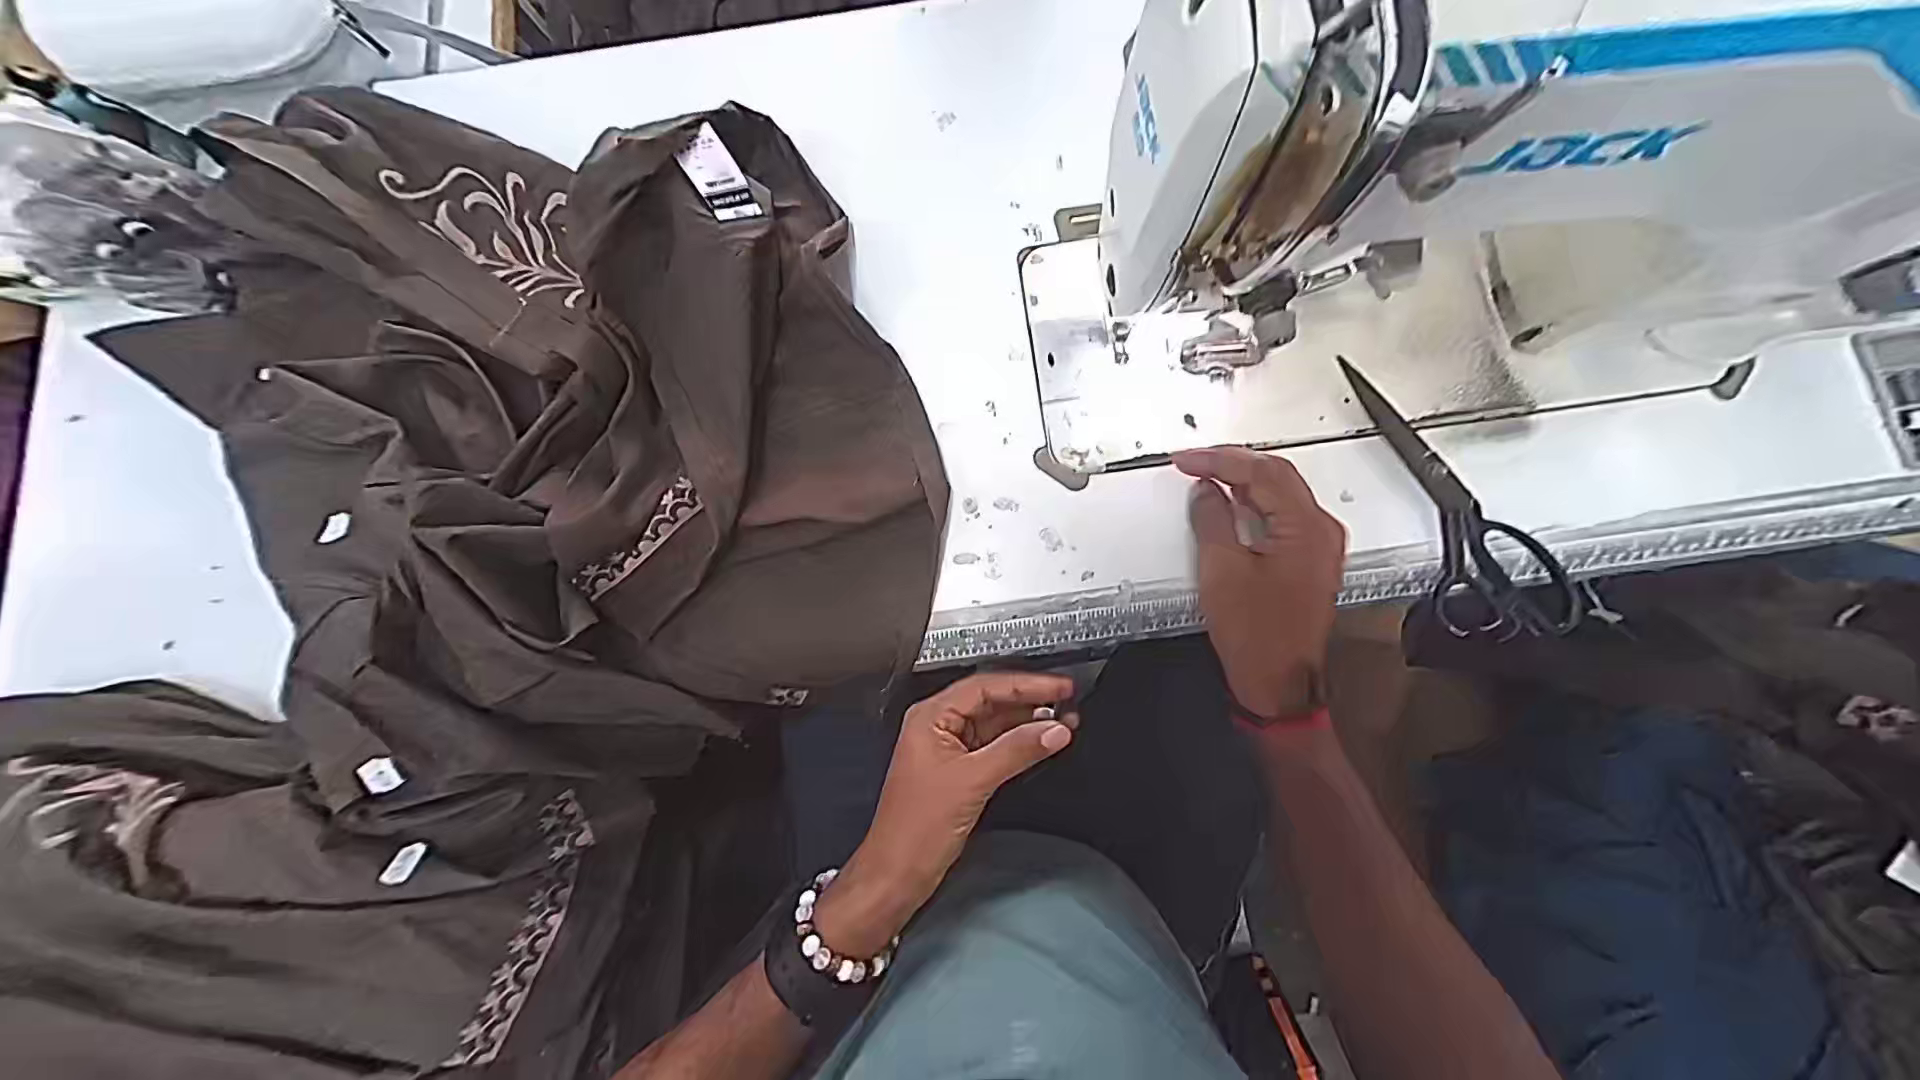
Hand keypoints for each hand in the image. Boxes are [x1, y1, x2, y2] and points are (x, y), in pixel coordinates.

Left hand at [812, 673, 1077, 955]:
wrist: (897, 875)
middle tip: (1067, 700)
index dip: (1027, 684)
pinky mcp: (960, 770)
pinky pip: (995, 745)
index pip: (986, 686)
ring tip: (1064, 720)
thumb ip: (1016, 750)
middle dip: (1031, 700)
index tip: (1059, 686)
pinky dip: (1020, 743)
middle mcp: (938, 726)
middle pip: (992, 700)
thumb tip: (1053, 729)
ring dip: (1029, 722)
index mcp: (931, 716)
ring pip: (996, 723)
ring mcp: (949, 748)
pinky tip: (1041, 742)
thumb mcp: (972, 782)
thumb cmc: (914, 830)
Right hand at [1174, 446, 1346, 719]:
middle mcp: (1321, 533)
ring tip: (1207, 474)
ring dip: (1242, 481)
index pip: (1261, 473)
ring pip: (1280, 493)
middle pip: (1277, 476)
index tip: (1187, 460)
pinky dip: (1253, 504)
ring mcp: (1318, 546)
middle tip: (1194, 461)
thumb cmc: (1258, 637)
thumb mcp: (1221, 570)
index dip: (1218, 461)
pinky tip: (1230, 503)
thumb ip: (1212, 520)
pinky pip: (1282, 515)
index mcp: (1306, 529)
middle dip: (1232, 463)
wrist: (1277, 681)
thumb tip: (1205, 491)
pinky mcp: (1307, 560)